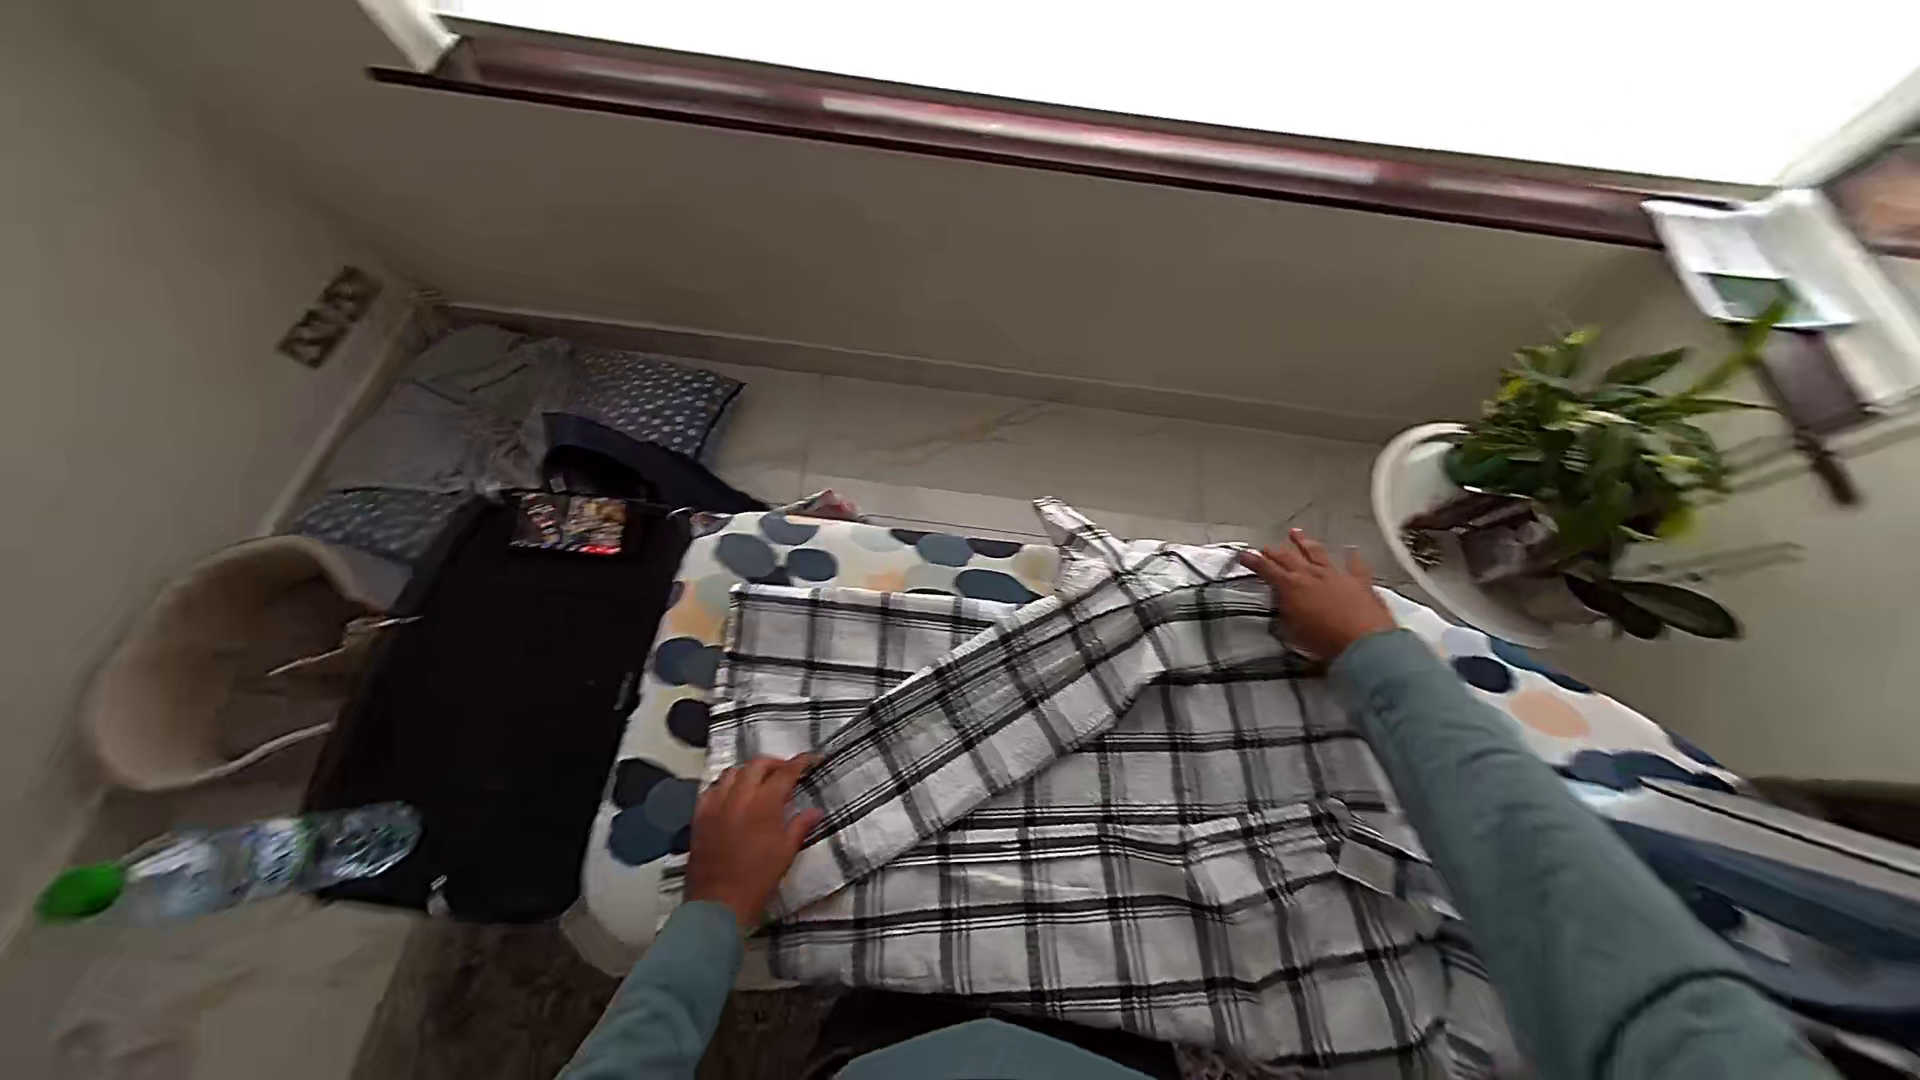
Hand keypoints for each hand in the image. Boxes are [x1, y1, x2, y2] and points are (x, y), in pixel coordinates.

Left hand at [685, 755, 824, 928]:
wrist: (718, 904)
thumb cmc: (758, 878)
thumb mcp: (786, 852)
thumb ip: (801, 825)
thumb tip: (816, 811)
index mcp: (764, 804)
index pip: (785, 773)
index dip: (800, 762)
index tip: (810, 759)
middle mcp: (739, 797)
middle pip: (756, 765)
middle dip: (774, 763)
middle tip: (784, 771)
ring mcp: (716, 805)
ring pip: (732, 772)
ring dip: (748, 771)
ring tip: (758, 781)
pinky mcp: (699, 816)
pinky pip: (711, 789)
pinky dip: (724, 785)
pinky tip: (731, 795)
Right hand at [1239, 529, 1395, 659]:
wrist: (1364, 643)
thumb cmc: (1324, 641)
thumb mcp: (1291, 631)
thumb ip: (1285, 614)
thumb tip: (1282, 608)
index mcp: (1291, 586)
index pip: (1266, 569)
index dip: (1253, 561)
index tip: (1245, 555)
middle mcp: (1312, 575)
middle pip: (1289, 557)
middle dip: (1275, 551)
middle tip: (1266, 547)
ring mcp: (1337, 576)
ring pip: (1317, 553)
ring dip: (1305, 542)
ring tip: (1297, 533)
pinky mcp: (1360, 583)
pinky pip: (1355, 566)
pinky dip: (1352, 558)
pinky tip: (1351, 551)